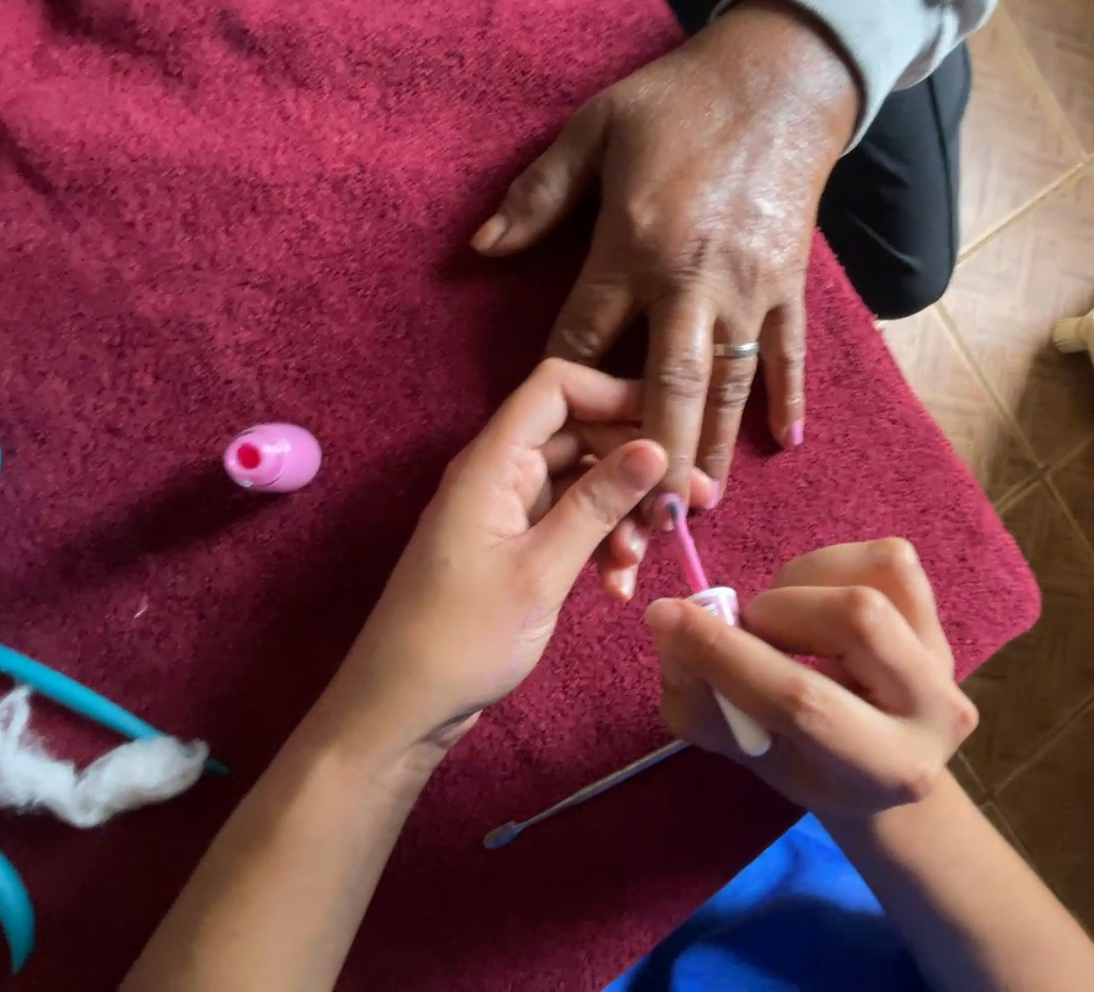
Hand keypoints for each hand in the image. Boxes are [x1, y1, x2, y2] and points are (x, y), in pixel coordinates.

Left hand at [316, 360, 716, 758]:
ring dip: (621, 515)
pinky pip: (571, 523)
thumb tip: (655, 448)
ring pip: (583, 483)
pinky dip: (600, 545)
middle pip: (580, 435)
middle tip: (689, 507)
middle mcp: (502, 472)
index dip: (617, 395)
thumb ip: (598, 504)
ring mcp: (509, 510)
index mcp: (495, 461)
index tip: (673, 432)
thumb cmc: (464, 636)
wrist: (404, 706)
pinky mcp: (517, 545)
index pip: (557, 386)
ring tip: (641, 561)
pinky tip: (617, 586)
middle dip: (636, 467)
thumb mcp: (541, 569)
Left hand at [472, 0, 858, 510]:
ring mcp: (748, 288)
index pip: (584, 337)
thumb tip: (480, 248)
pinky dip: (788, 396)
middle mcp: (690, 281)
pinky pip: (789, 352)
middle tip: (646, 518)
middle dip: (654, 455)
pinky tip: (786, 441)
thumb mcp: (593, 131)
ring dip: (714, 447)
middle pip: (667, 385)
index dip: (565, 393)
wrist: (780, 74)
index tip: (554, 447)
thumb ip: (536, 196)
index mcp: (632, 247)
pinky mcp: (790, 286)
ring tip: (702, 503)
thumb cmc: (677, 102)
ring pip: (728, 386)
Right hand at [647, 538, 977, 817]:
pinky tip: (813, 602)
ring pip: (867, 583)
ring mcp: (946, 657)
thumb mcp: (744, 751)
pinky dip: (827, 567)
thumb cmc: (802, 759)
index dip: (726, 653)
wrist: (882, 761)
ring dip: (798, 590)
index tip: (664, 616)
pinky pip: (885, 559)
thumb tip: (669, 628)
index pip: (801, 701)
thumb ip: (699, 701)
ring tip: (781, 624)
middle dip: (772, 614)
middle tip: (742, 630)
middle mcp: (936, 713)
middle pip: (854, 618)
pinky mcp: (941, 615)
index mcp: (884, 767)